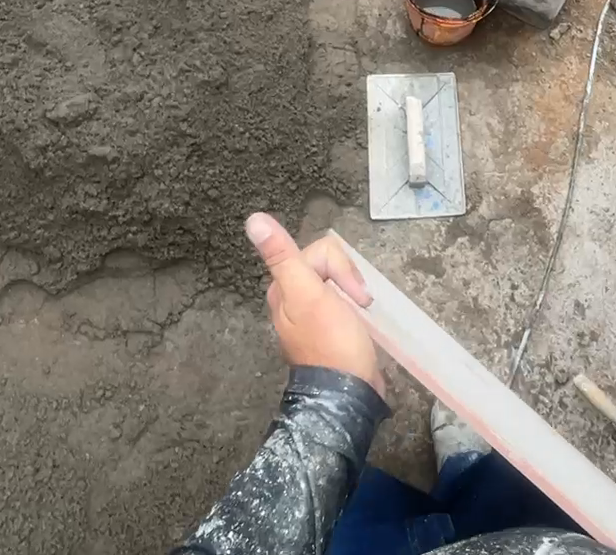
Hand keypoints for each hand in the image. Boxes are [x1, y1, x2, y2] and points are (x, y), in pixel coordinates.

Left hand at [245, 212, 381, 394]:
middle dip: (349, 278)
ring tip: (361, 313)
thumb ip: (282, 256)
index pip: (321, 252)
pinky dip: (354, 303)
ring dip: (354, 291)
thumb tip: (253, 219)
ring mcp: (311, 314)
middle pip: (328, 263)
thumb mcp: (307, 294)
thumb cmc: (332, 342)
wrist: (348, 395)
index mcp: (283, 288)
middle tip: (359, 304)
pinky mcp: (328, 327)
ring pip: (338, 279)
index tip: (353, 294)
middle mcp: (292, 298)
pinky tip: (359, 318)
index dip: (342, 268)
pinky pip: (342, 297)